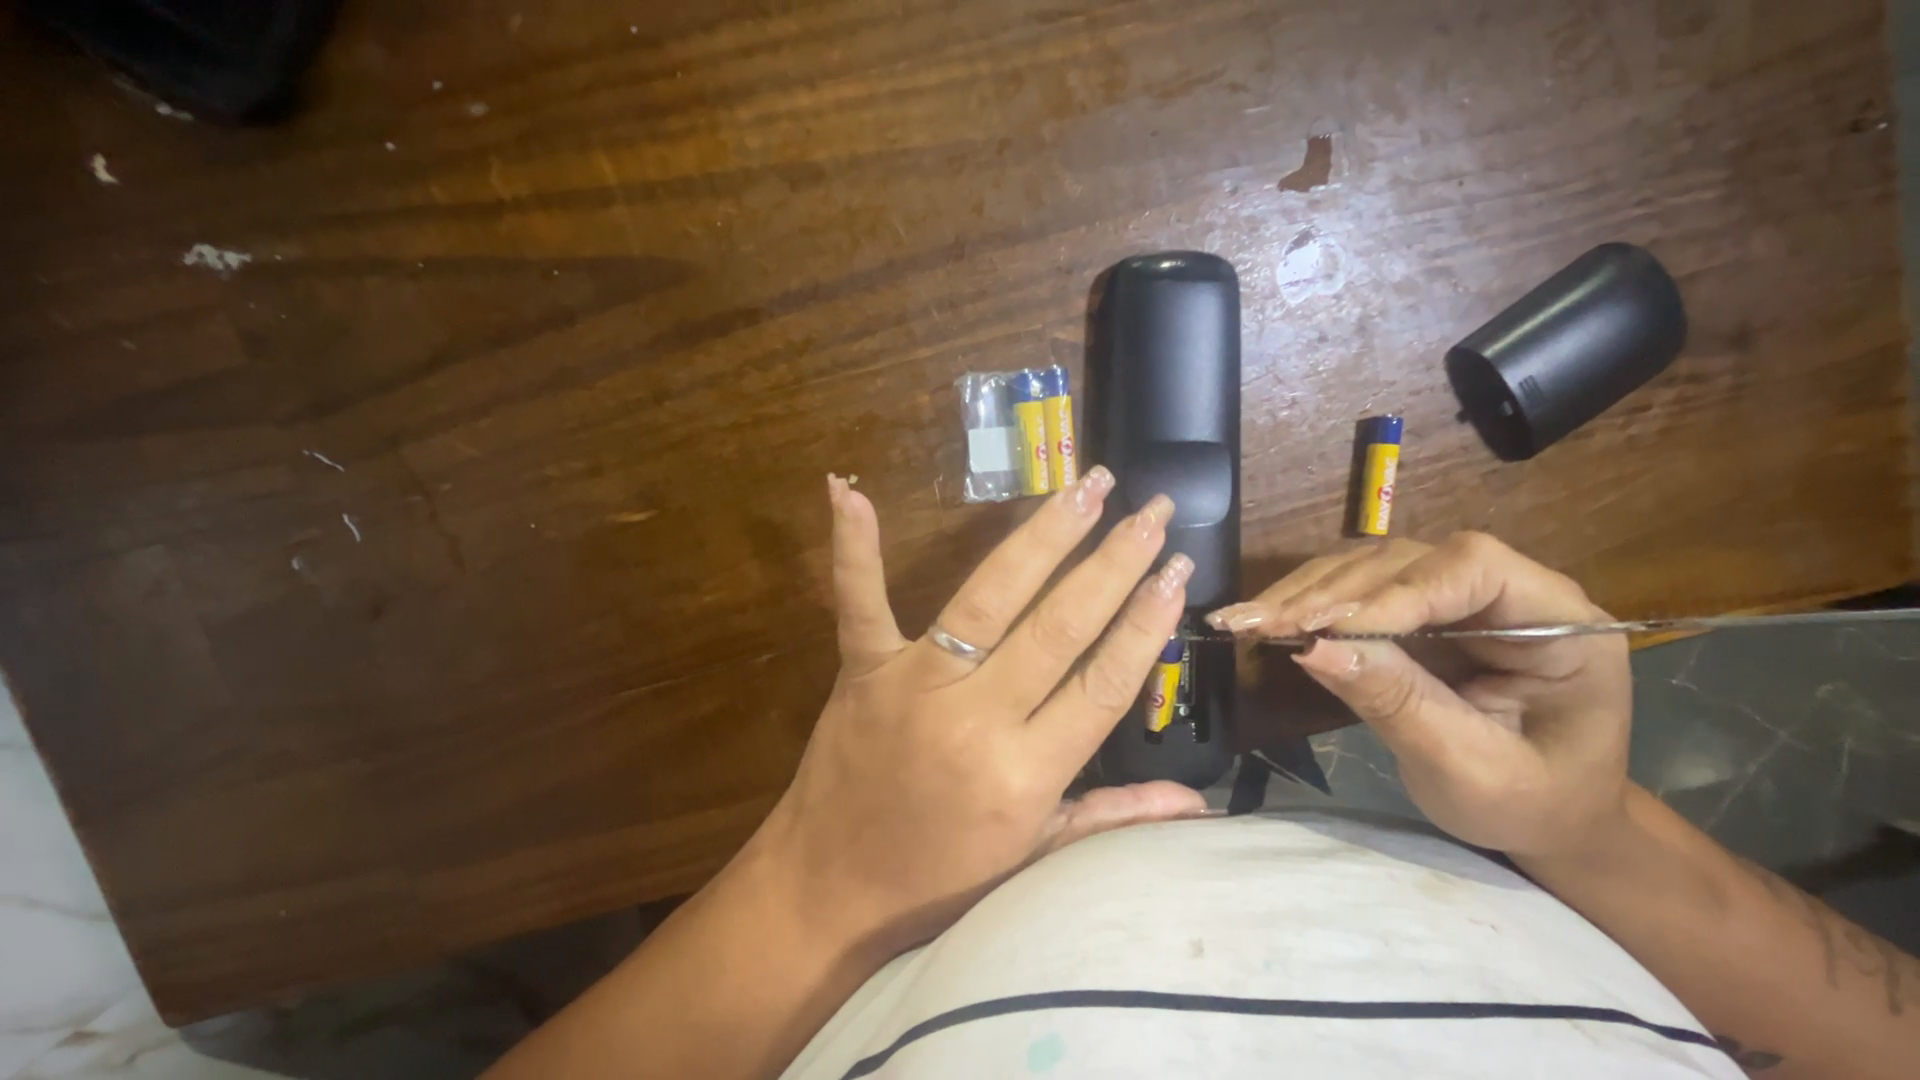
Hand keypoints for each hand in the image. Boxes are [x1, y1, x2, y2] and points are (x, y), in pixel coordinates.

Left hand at [749, 469, 1205, 953]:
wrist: (828, 889)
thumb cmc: (938, 879)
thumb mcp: (1034, 857)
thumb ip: (1113, 818)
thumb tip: (1200, 805)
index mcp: (1024, 773)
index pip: (1101, 683)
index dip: (1145, 624)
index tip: (1176, 569)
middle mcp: (974, 719)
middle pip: (1058, 626)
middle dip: (1113, 563)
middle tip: (1153, 509)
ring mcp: (912, 684)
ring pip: (988, 596)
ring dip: (1042, 536)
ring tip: (1086, 485)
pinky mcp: (861, 668)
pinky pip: (859, 601)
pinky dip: (855, 548)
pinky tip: (851, 492)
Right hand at [1208, 533, 1631, 859]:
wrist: (1544, 815)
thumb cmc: (1531, 804)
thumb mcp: (1473, 770)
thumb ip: (1401, 704)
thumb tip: (1315, 649)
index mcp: (1559, 623)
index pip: (1472, 569)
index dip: (1396, 591)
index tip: (1325, 631)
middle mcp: (1507, 591)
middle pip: (1406, 561)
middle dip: (1330, 594)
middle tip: (1258, 625)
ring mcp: (1458, 598)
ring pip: (1369, 568)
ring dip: (1303, 594)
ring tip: (1243, 621)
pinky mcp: (1417, 614)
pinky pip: (1353, 593)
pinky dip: (1303, 606)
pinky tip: (1261, 620)